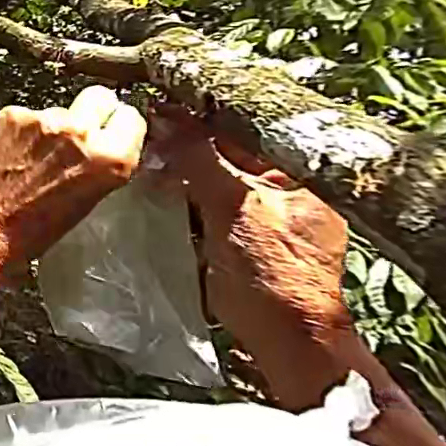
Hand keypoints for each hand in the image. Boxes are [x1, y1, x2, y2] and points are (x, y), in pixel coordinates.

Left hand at [0, 86, 147, 329]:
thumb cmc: (37, 226)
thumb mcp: (92, 197)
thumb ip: (104, 161)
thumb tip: (107, 135)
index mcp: (110, 158)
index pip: (131, 118)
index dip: (118, 127)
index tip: (110, 133)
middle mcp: (79, 132)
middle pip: (100, 97)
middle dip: (91, 112)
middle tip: (75, 137)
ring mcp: (43, 119)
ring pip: (58, 109)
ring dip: (50, 127)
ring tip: (34, 160)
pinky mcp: (12, 115)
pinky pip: (27, 115)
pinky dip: (21, 131)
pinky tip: (13, 156)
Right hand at [158, 115, 350, 353]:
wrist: (284, 337)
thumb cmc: (274, 271)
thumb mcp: (236, 206)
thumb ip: (202, 161)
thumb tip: (167, 121)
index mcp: (299, 174)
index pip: (244, 132)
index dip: (202, 119)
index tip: (162, 108)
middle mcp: (282, 189)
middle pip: (226, 153)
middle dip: (187, 143)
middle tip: (147, 129)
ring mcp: (259, 214)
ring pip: (212, 178)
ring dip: (181, 168)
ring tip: (146, 153)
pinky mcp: (238, 236)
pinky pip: (205, 202)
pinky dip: (182, 194)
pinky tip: (157, 184)